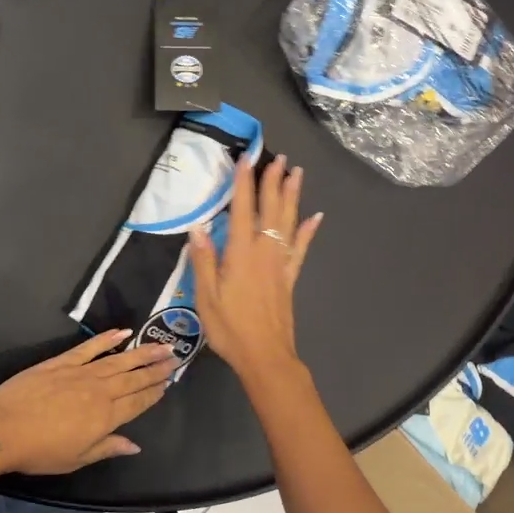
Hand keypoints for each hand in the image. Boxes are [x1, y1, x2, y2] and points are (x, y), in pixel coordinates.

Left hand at [0, 331, 178, 474]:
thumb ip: (107, 447)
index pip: (138, 402)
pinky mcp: (62, 361)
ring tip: (160, 344)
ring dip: (141, 352)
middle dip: (155, 368)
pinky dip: (107, 339)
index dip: (154, 393)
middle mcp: (100, 392)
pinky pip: (90, 347)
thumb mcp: (77, 459)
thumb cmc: (40, 451)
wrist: (4, 428)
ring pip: (118, 360)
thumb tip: (134, 445)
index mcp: (106, 418)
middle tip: (174, 358)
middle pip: (133, 378)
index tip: (168, 382)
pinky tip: (122, 332)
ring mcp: (81, 373)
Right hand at [187, 154, 322, 380]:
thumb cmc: (230, 328)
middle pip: (271, 210)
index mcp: (241, 254)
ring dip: (292, 196)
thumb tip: (198, 228)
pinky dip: (308, 230)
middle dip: (273, 181)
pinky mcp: (290, 277)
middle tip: (279, 157)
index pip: (243, 210)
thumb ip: (204, 261)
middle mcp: (264, 252)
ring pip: (288, 222)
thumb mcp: (206, 296)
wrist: (265, 355)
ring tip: (296, 172)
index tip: (245, 159)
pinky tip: (315, 216)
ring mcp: (281, 264)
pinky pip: (301, 248)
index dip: (244, 183)